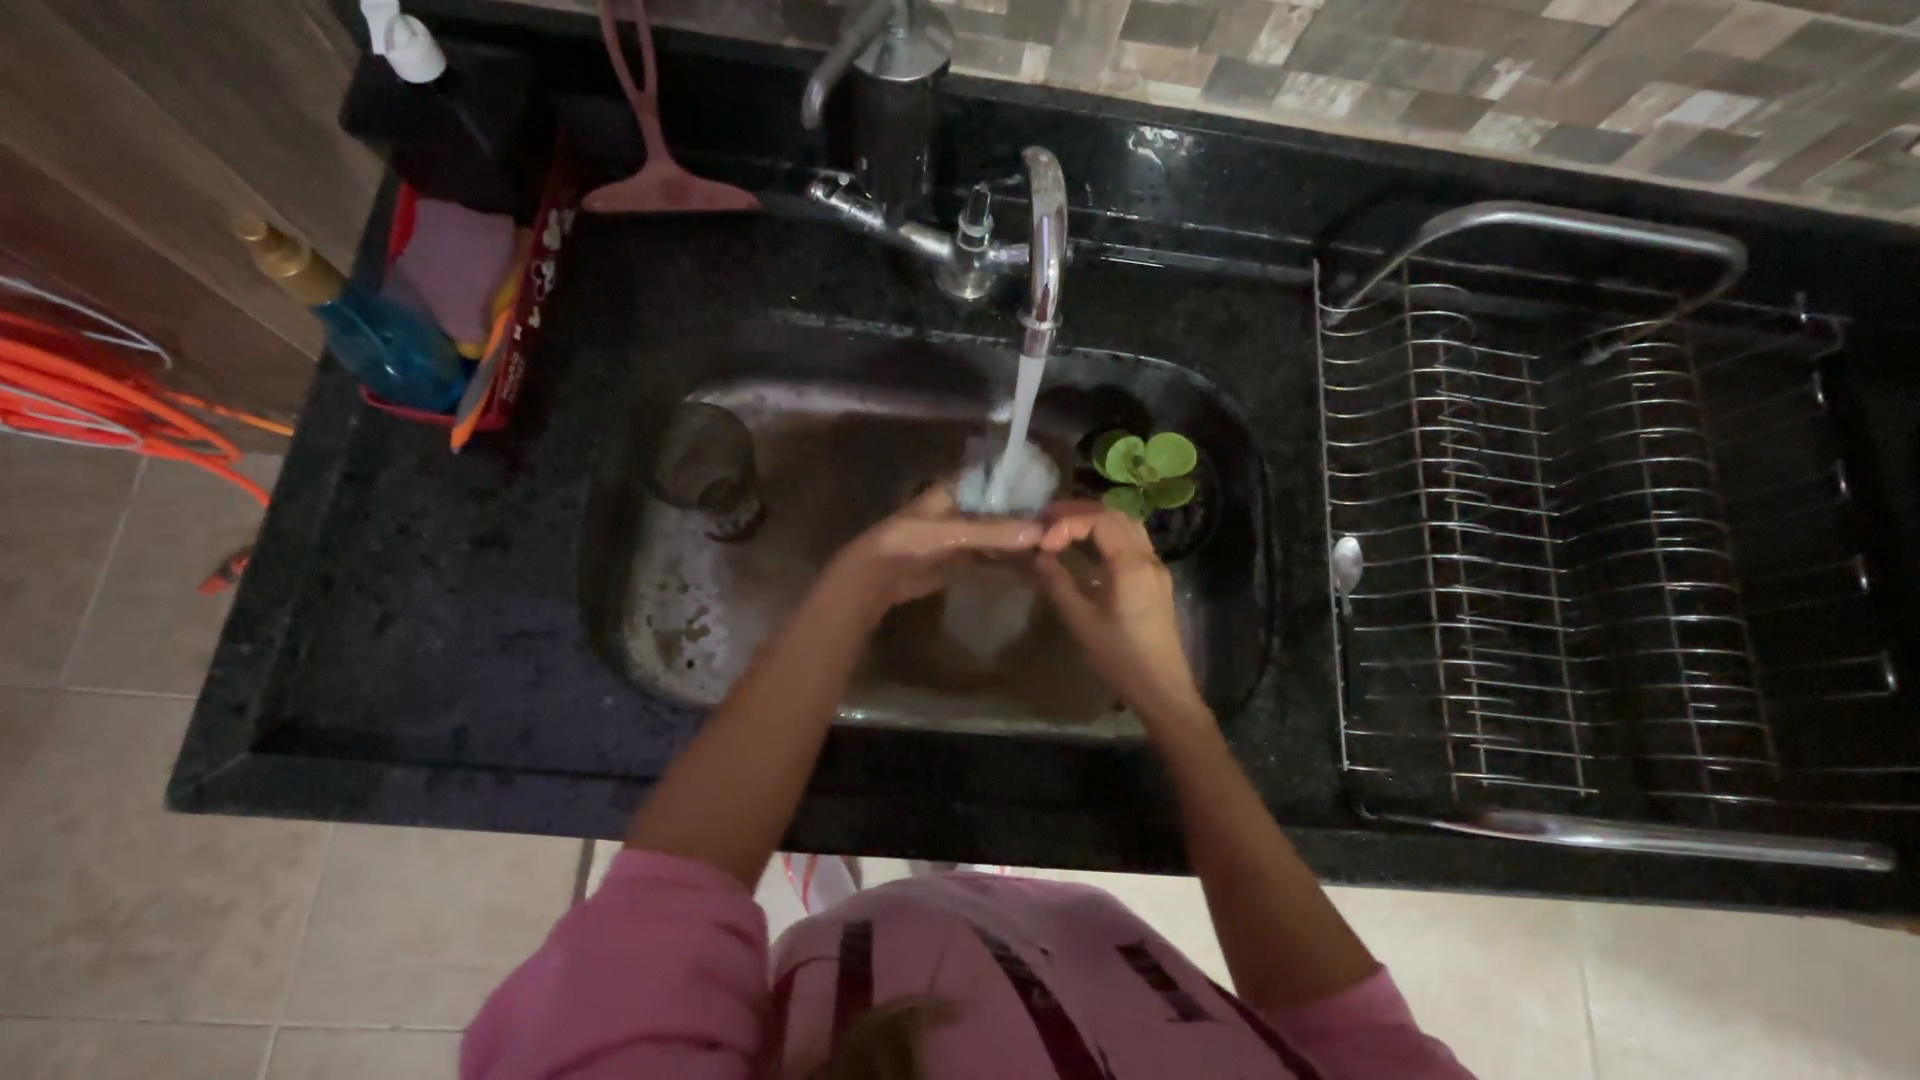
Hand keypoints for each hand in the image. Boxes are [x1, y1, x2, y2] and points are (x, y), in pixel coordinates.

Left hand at [824, 482, 1043, 619]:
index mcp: (957, 490)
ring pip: (998, 540)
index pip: (997, 477)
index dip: (1024, 481)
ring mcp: (962, 539)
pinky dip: (1009, 570)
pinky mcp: (959, 564)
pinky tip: (1035, 577)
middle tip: (1063, 529)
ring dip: (1021, 547)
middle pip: (1002, 511)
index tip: (1056, 488)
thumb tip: (1039, 532)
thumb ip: (993, 532)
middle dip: (1028, 519)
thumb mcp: (952, 532)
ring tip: (1055, 554)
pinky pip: (990, 564)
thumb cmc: (908, 541)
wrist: (875, 577)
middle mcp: (963, 510)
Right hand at [1032, 503, 1207, 723]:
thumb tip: (1039, 557)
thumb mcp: (1081, 621)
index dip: (1067, 522)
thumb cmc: (1119, 657)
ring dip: (1096, 520)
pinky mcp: (1156, 580)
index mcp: (1132, 564)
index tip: (1043, 542)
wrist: (1161, 687)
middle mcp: (1148, 558)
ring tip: (1063, 529)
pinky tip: (1086, 550)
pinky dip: (1107, 536)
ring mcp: (1156, 568)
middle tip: (1047, 520)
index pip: (1100, 520)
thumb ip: (1058, 583)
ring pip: (1128, 525)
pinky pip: (1132, 543)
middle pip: (1117, 514)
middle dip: (1080, 512)